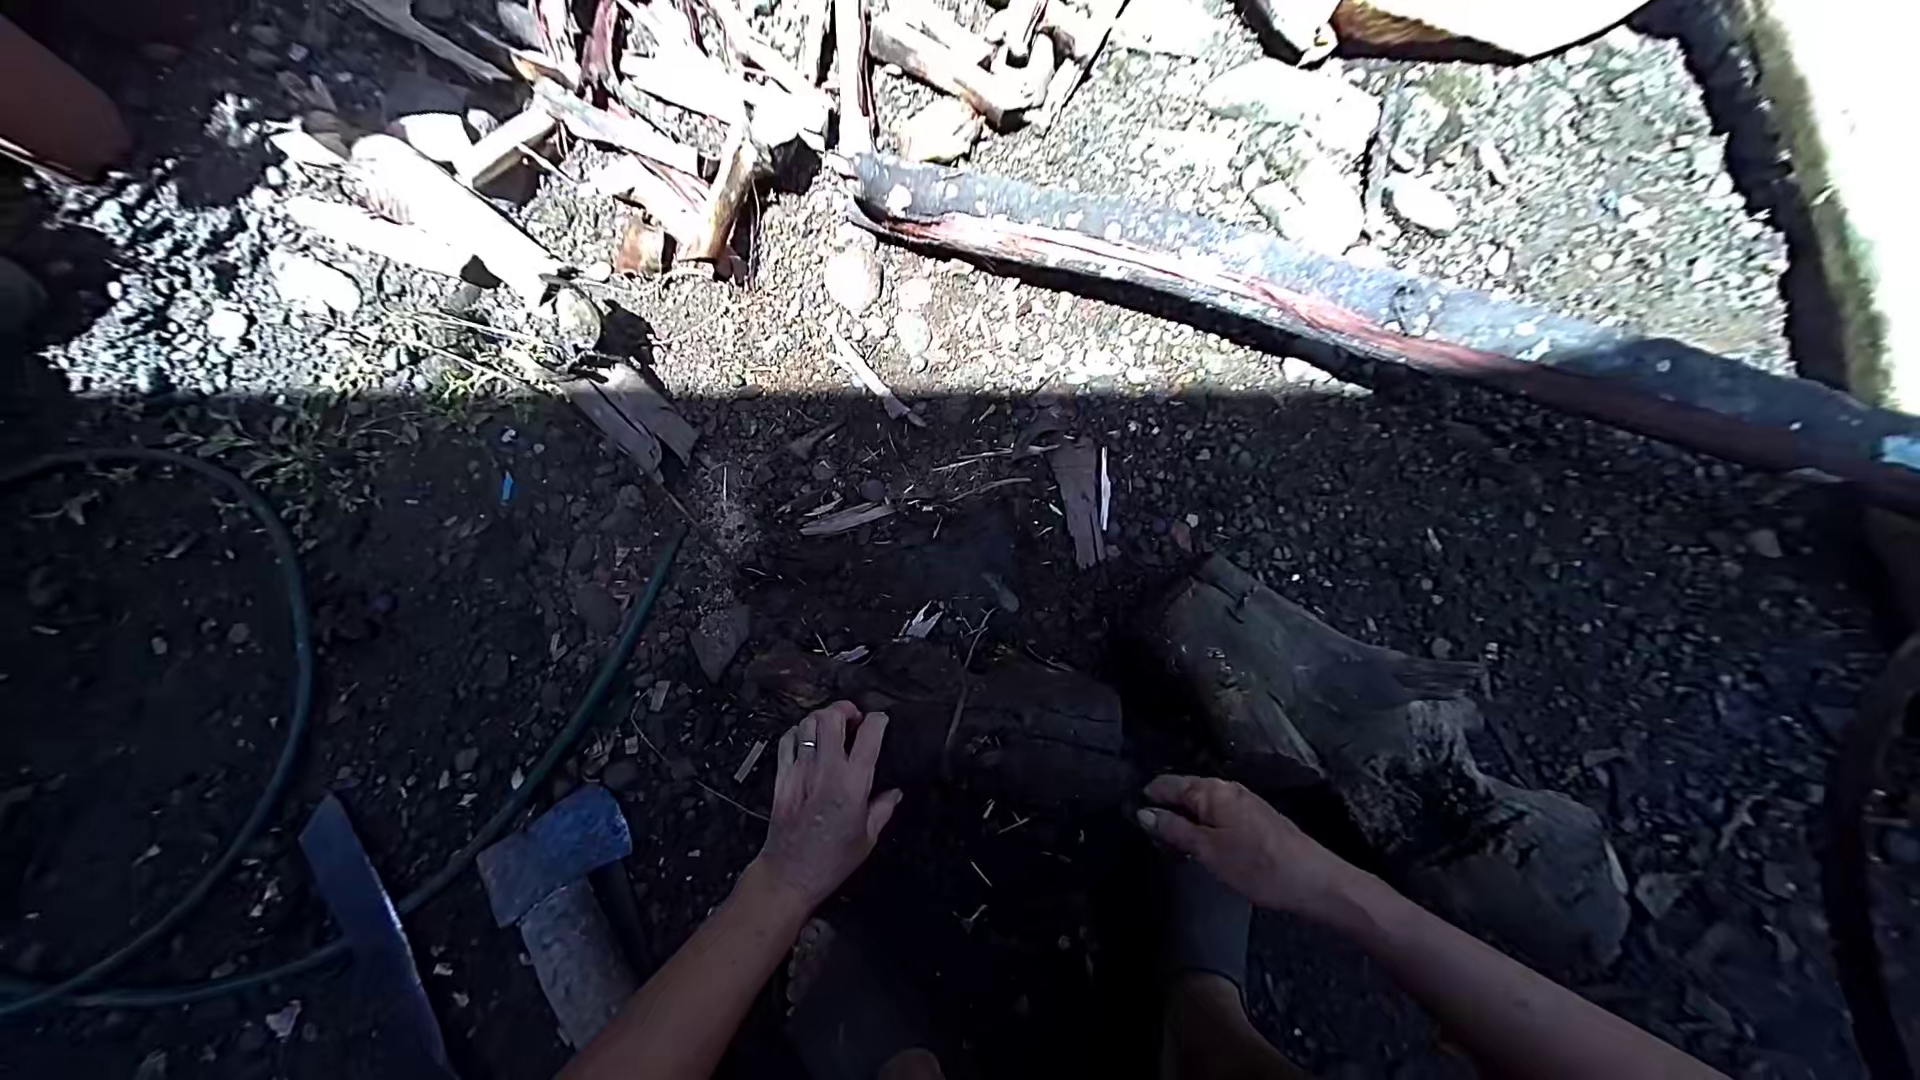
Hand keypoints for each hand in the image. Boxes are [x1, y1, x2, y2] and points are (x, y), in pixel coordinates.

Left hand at [750, 701, 902, 909]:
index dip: (878, 720)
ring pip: (807, 724)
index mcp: (852, 784)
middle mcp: (826, 771)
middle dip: (845, 709)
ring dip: (822, 719)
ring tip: (831, 726)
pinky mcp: (782, 777)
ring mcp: (800, 771)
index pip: (869, 734)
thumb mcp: (868, 837)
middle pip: (831, 718)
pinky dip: (797, 732)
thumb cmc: (829, 861)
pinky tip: (807, 740)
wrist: (789, 875)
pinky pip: (786, 740)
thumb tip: (895, 792)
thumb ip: (884, 808)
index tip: (881, 721)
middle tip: (853, 717)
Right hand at [1136, 774, 1367, 921]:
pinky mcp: (1256, 817)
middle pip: (1184, 791)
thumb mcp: (1208, 851)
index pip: (1166, 784)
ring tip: (1172, 844)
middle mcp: (1226, 788)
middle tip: (1150, 836)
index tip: (1131, 815)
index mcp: (1210, 790)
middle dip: (1165, 809)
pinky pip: (1218, 813)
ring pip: (1201, 804)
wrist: (1319, 883)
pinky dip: (1204, 825)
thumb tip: (1143, 812)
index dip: (1147, 798)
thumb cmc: (1259, 866)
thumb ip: (1173, 829)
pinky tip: (1203, 846)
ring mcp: (1243, 801)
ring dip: (1185, 820)